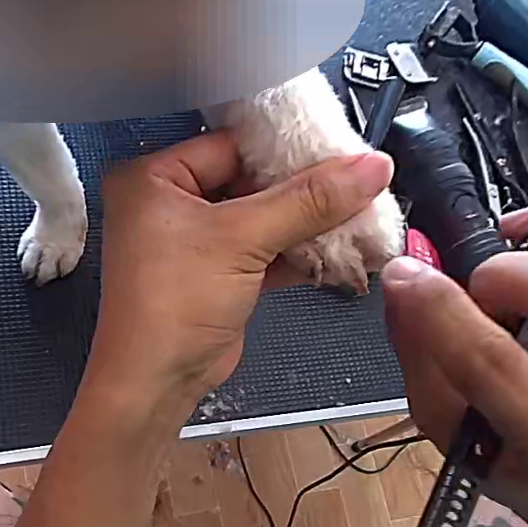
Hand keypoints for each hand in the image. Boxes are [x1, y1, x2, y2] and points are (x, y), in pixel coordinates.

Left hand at [85, 131, 393, 410]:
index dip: (287, 148)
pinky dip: (298, 255)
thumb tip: (372, 168)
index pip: (233, 145)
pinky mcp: (222, 277)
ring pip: (264, 221)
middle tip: (359, 182)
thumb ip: (308, 202)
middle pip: (253, 183)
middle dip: (305, 191)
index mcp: (156, 176)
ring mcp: (199, 244)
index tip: (341, 148)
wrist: (160, 381)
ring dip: (308, 226)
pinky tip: (339, 250)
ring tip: (361, 216)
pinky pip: (266, 253)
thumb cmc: (177, 302)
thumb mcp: (242, 239)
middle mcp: (174, 204)